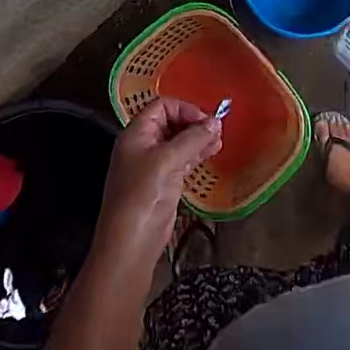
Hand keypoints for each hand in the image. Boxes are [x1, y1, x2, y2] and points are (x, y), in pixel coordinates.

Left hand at [96, 98, 220, 266]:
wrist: (130, 242)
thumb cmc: (143, 195)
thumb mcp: (168, 161)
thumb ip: (192, 139)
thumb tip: (214, 122)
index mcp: (136, 133)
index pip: (162, 106)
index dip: (184, 109)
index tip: (206, 121)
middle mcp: (142, 145)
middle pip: (170, 123)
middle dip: (194, 124)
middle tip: (217, 131)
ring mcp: (152, 166)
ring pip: (178, 142)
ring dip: (198, 139)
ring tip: (219, 142)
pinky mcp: (162, 183)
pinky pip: (181, 161)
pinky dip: (195, 155)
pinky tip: (210, 154)